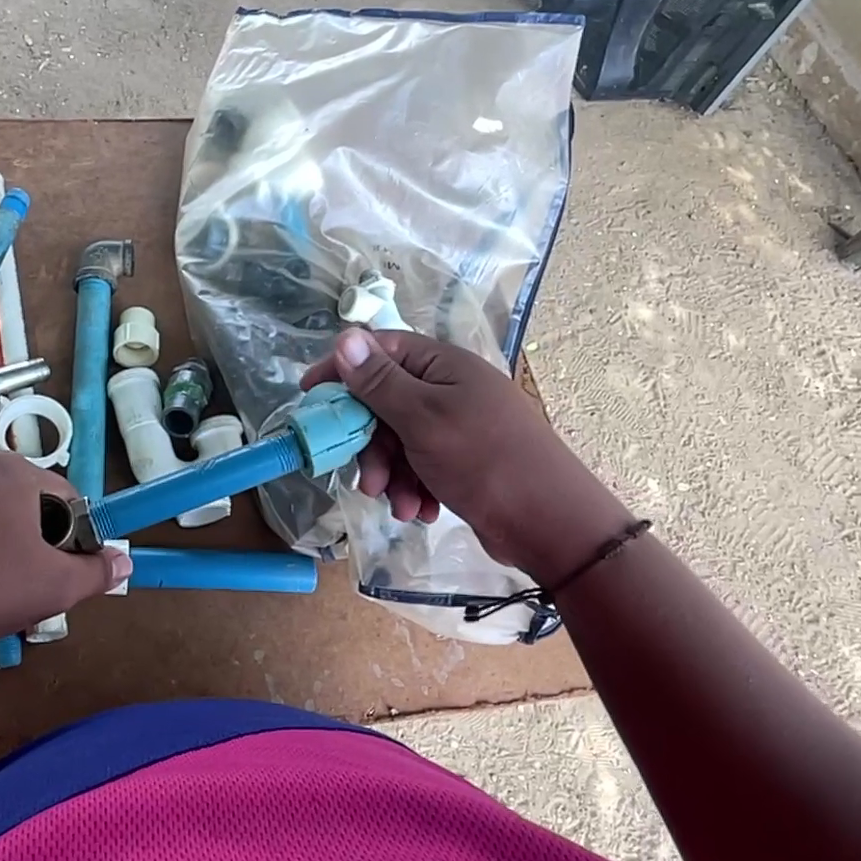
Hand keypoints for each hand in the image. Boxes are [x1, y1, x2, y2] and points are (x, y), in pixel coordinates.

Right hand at [301, 328, 632, 579]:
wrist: (550, 523)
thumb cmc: (485, 460)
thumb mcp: (423, 418)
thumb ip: (380, 382)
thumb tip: (345, 336)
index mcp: (442, 366)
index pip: (379, 350)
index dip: (342, 370)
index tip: (310, 396)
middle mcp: (448, 389)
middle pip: (384, 404)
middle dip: (370, 445)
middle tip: (367, 479)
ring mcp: (456, 425)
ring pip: (397, 441)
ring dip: (391, 474)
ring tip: (399, 504)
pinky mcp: (460, 460)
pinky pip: (418, 465)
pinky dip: (412, 488)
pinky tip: (419, 511)